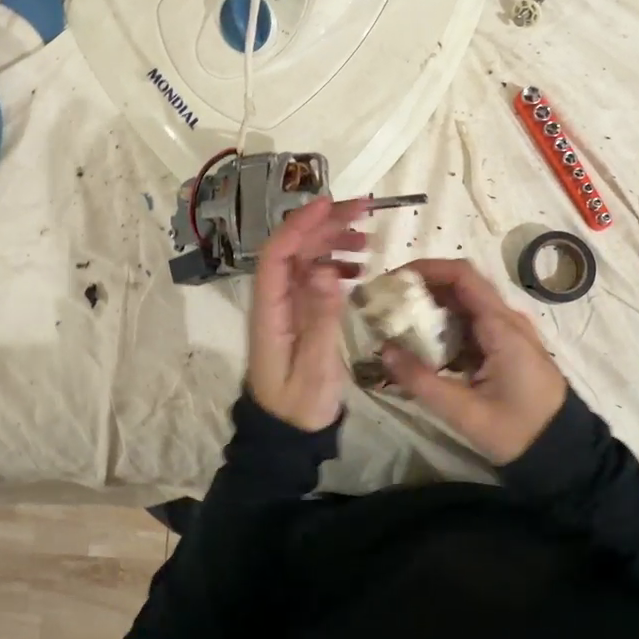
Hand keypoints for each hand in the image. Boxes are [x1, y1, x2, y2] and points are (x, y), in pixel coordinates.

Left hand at [247, 197, 369, 430]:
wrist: (286, 434)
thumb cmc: (298, 405)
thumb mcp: (314, 367)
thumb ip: (321, 319)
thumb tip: (328, 270)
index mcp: (270, 309)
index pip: (278, 254)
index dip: (301, 225)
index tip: (331, 204)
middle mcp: (275, 299)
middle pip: (294, 248)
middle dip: (325, 223)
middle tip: (365, 210)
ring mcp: (287, 306)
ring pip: (306, 258)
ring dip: (332, 240)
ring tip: (368, 237)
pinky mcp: (300, 314)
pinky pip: (315, 277)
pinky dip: (336, 264)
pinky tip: (360, 268)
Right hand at [380, 258, 567, 464]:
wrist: (564, 453)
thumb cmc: (518, 432)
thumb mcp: (465, 413)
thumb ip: (422, 381)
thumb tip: (383, 350)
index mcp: (501, 327)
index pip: (462, 276)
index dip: (425, 269)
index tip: (392, 281)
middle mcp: (506, 321)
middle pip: (459, 286)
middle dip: (420, 288)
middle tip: (385, 302)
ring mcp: (507, 333)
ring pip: (463, 305)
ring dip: (429, 308)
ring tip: (395, 321)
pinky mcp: (504, 348)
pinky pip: (470, 326)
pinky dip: (442, 327)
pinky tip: (419, 345)